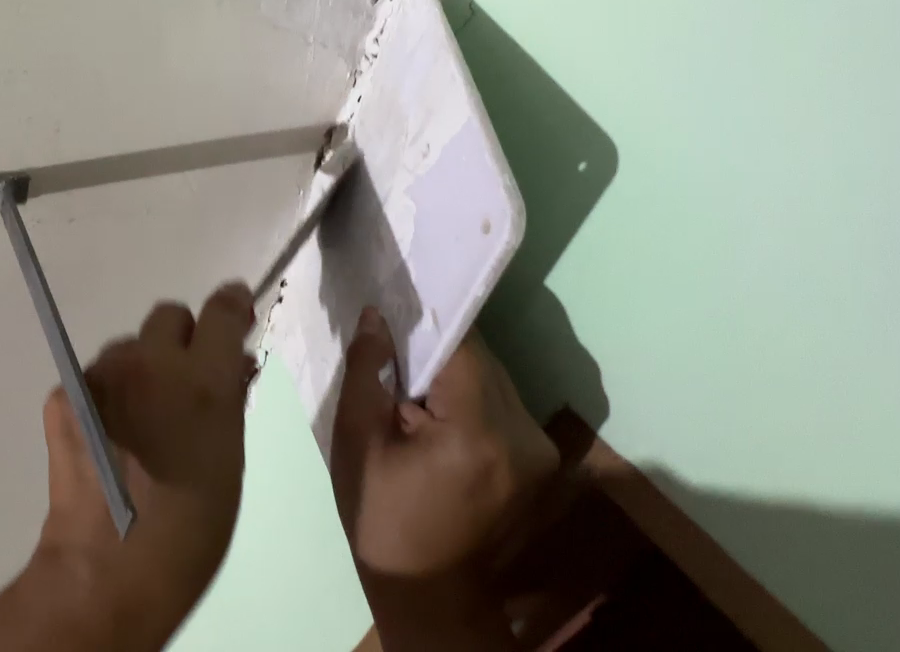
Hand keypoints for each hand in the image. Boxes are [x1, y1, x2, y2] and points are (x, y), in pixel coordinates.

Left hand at [33, 283, 258, 646]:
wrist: (110, 564)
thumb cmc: (190, 526)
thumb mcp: (231, 459)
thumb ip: (230, 398)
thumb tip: (233, 363)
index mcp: (201, 378)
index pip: (220, 310)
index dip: (231, 304)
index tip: (235, 306)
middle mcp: (149, 361)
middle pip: (166, 316)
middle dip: (181, 336)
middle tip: (185, 375)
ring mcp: (100, 373)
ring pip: (128, 346)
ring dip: (141, 365)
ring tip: (142, 415)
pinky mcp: (64, 391)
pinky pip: (95, 375)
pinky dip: (107, 392)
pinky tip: (109, 432)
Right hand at [330, 308, 557, 579]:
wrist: (427, 591)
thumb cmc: (379, 512)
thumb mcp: (355, 437)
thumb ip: (366, 369)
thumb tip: (377, 315)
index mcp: (478, 432)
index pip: (461, 345)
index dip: (425, 322)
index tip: (392, 308)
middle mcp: (526, 437)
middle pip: (482, 361)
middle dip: (436, 352)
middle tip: (392, 356)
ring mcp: (543, 454)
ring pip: (494, 381)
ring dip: (453, 376)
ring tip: (410, 392)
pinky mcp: (544, 465)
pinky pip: (503, 407)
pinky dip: (469, 400)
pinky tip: (435, 419)